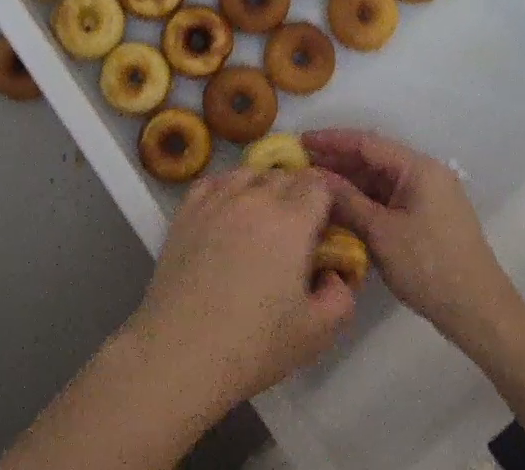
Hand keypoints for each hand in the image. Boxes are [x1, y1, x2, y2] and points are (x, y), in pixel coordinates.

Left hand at [123, 168, 355, 408]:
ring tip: (262, 220)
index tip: (324, 229)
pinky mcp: (185, 212)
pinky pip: (213, 181)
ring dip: (262, 187)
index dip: (326, 203)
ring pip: (248, 173)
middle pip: (284, 176)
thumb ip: (342, 295)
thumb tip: (333, 271)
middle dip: (297, 195)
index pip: (318, 185)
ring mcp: (215, 201)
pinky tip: (228, 212)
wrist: (182, 351)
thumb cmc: (255, 344)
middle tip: (296, 232)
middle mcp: (254, 199)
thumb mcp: (319, 331)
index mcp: (292, 222)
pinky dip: (227, 188)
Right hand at [304, 128, 524, 339]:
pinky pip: (389, 200)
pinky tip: (339, 210)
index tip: (299, 142)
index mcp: (419, 168)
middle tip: (299, 169)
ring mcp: (428, 197)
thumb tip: (315, 178)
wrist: (479, 312)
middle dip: (337, 163)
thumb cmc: (429, 266)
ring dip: (348, 184)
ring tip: (313, 190)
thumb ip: (347, 200)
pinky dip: (364, 202)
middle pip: (374, 159)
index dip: (331, 140)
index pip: (367, 142)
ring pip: (380, 181)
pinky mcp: (427, 218)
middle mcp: (426, 175)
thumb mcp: (381, 232)